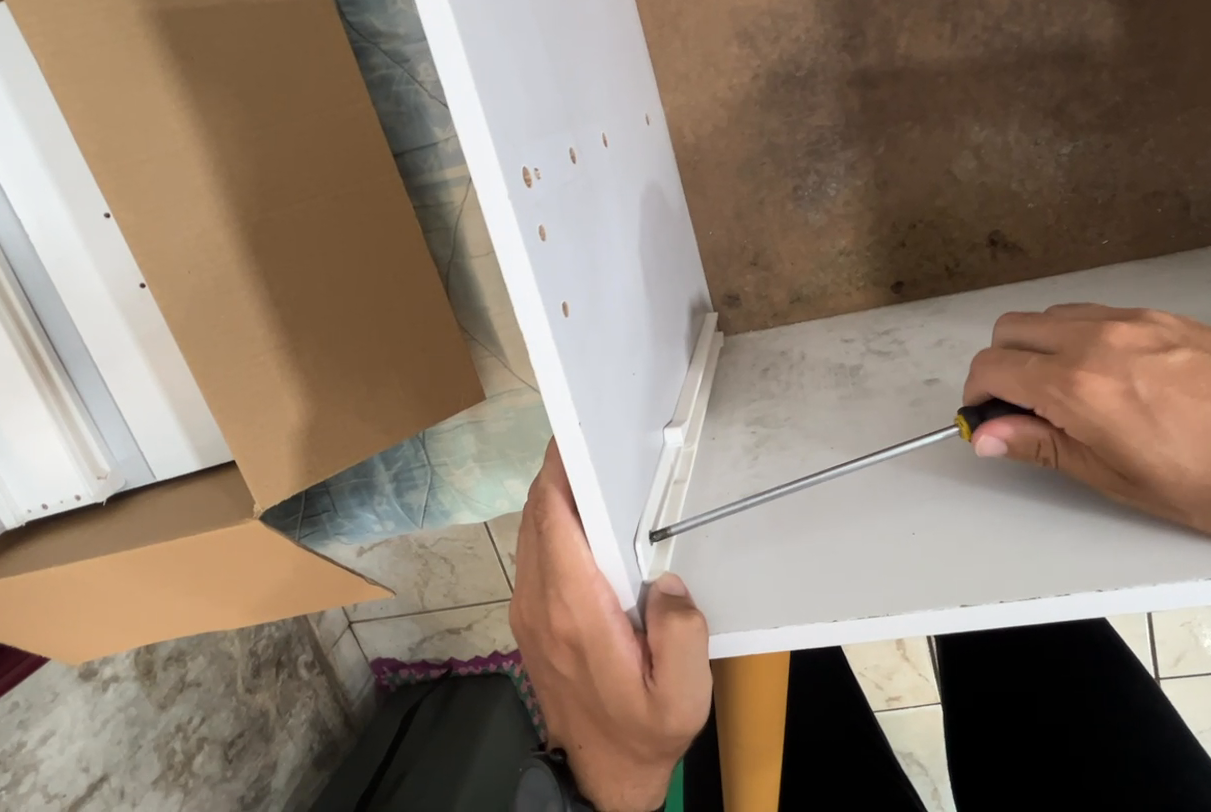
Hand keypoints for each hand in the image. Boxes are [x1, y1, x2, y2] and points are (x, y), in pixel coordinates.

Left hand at [510, 440, 711, 811]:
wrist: (602, 774)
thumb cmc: (644, 729)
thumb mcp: (682, 694)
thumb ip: (681, 632)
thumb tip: (666, 580)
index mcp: (575, 610)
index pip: (555, 519)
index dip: (560, 472)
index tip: (575, 435)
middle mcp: (541, 603)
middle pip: (538, 515)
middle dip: (558, 472)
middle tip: (592, 441)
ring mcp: (528, 610)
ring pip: (529, 530)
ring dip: (551, 495)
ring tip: (588, 470)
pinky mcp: (529, 618)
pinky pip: (532, 551)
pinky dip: (548, 521)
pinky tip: (578, 516)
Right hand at [962, 304, 1210, 550]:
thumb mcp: (1121, 480)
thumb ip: (1043, 446)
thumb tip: (988, 434)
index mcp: (1078, 383)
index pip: (991, 367)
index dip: (976, 396)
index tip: (987, 421)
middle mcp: (1098, 338)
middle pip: (1011, 328)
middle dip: (1000, 365)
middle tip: (1022, 408)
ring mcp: (1137, 321)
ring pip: (1052, 315)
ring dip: (1039, 346)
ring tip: (1069, 393)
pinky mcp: (1170, 317)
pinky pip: (1098, 313)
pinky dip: (1081, 337)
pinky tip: (1116, 377)